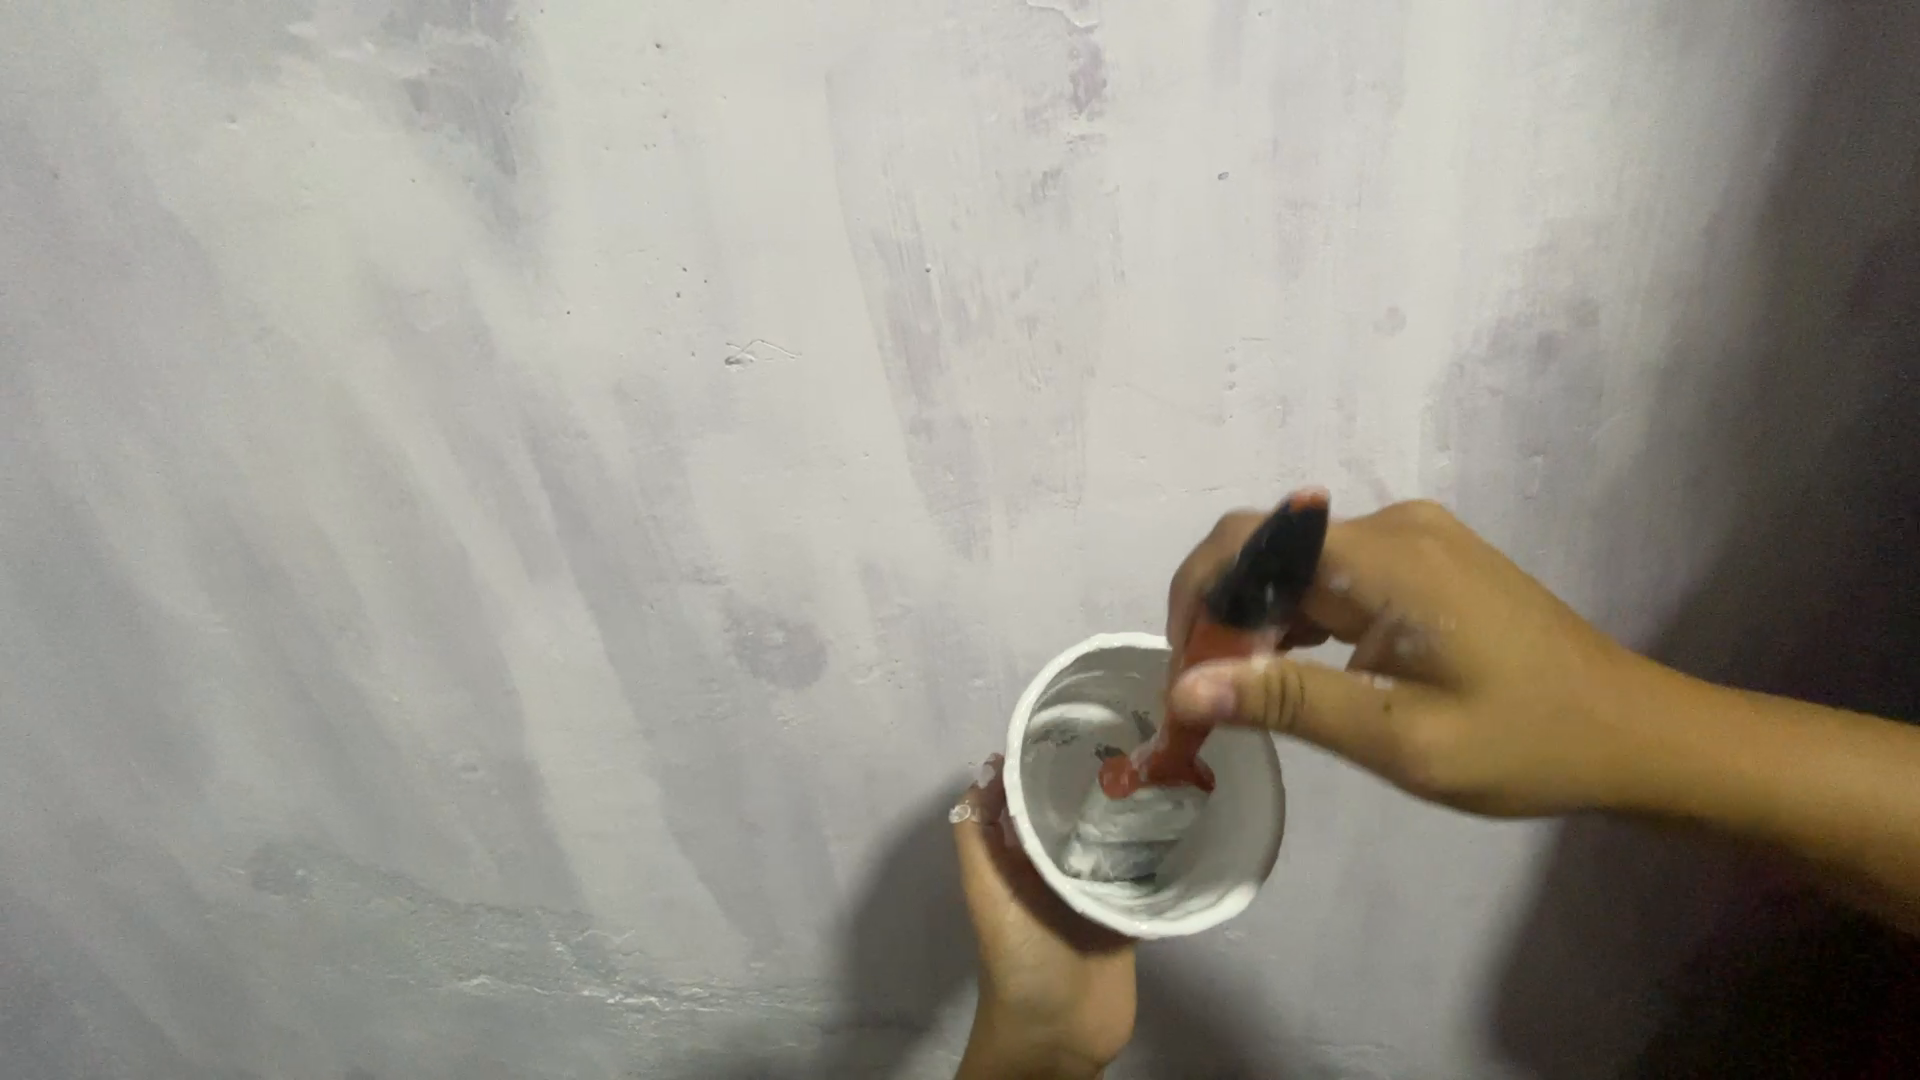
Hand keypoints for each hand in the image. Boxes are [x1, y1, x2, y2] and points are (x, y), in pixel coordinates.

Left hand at [952, 755, 1135, 1078]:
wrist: (1058, 1034)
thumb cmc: (1017, 955)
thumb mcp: (984, 889)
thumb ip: (977, 834)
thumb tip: (988, 767)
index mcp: (1020, 855)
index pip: (1031, 798)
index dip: (1046, 764)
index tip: (1075, 725)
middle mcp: (1055, 864)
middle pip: (1075, 814)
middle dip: (1094, 781)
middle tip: (1132, 740)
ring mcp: (1093, 888)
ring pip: (1111, 839)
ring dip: (1128, 813)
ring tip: (1160, 770)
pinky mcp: (1126, 912)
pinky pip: (1142, 873)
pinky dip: (1155, 851)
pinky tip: (1178, 820)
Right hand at [1166, 498, 1656, 815]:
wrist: (1640, 736)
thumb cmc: (1527, 743)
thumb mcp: (1398, 736)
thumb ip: (1286, 702)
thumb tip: (1183, 690)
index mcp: (1386, 558)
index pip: (1250, 539)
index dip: (1197, 590)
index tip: (1186, 663)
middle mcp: (1391, 527)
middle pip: (1268, 551)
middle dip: (1221, 614)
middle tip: (1208, 690)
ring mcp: (1409, 539)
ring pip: (1294, 565)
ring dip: (1256, 618)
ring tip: (1244, 686)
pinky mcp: (1419, 559)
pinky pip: (1329, 576)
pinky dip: (1295, 618)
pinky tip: (1295, 666)